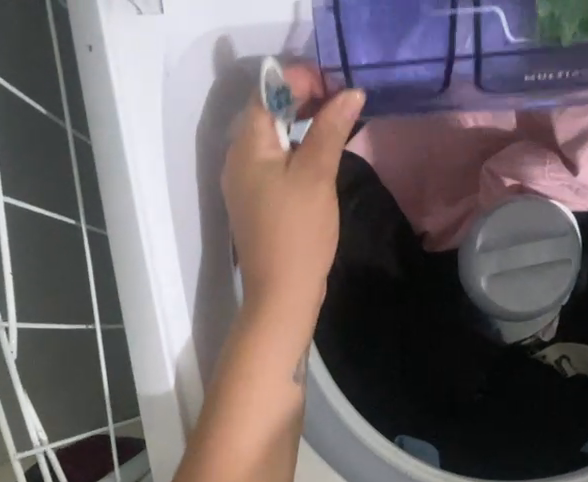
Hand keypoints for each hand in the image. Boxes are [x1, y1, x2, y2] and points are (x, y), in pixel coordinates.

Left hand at [222, 65, 364, 316]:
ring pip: (274, 139)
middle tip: (343, 108)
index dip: (302, 80)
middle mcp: (238, 158)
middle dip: (305, 101)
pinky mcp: (256, 204)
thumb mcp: (317, 176)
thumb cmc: (298, 233)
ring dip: (304, 127)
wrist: (281, 295)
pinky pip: (274, 164)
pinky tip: (321, 163)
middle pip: (269, 112)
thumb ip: (331, 129)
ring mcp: (244, 183)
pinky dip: (298, 154)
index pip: (269, 89)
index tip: (338, 90)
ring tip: (337, 131)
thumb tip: (350, 94)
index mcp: (247, 144)